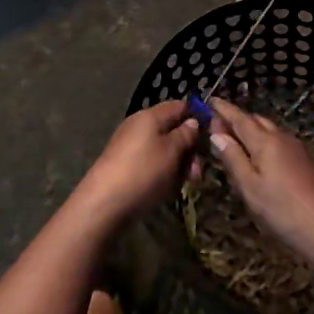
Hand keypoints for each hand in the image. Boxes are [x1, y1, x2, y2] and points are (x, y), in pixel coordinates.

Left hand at [79, 101, 203, 221]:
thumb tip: (193, 122)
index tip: (212, 136)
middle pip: (173, 129)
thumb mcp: (173, 151)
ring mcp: (130, 147)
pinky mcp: (125, 166)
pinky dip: (164, 172)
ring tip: (187, 182)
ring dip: (179, 163)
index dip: (198, 117)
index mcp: (150, 116)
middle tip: (198, 170)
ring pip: (164, 149)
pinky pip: (152, 162)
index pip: (181, 106)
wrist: (101, 208)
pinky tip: (168, 188)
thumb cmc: (143, 172)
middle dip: (190, 147)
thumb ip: (187, 134)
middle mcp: (138, 126)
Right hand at [206, 97, 313, 253]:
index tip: (211, 99)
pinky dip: (263, 140)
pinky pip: (278, 141)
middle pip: (256, 121)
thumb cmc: (280, 208)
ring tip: (234, 138)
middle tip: (217, 123)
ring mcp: (296, 147)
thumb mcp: (249, 186)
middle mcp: (282, 137)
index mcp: (266, 141)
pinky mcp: (303, 159)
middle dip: (237, 119)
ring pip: (269, 130)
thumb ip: (233, 158)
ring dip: (251, 129)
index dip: (225, 110)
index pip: (241, 119)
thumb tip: (216, 133)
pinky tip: (257, 155)